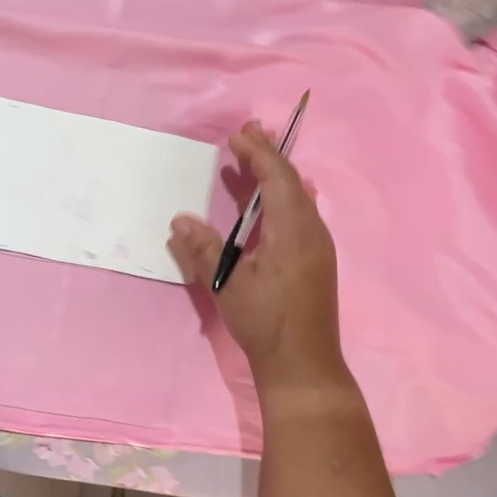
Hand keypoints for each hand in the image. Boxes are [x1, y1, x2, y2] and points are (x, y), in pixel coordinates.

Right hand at [168, 121, 348, 394]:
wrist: (302, 362)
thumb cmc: (265, 321)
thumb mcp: (227, 285)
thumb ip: (204, 249)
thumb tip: (180, 219)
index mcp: (294, 231)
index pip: (278, 180)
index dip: (259, 155)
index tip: (238, 135)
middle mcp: (312, 232)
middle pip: (292, 183)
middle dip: (269, 157)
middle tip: (248, 134)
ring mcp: (316, 247)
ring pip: (297, 199)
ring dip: (274, 178)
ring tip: (252, 163)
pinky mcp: (312, 261)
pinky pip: (298, 215)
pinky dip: (278, 199)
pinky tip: (266, 205)